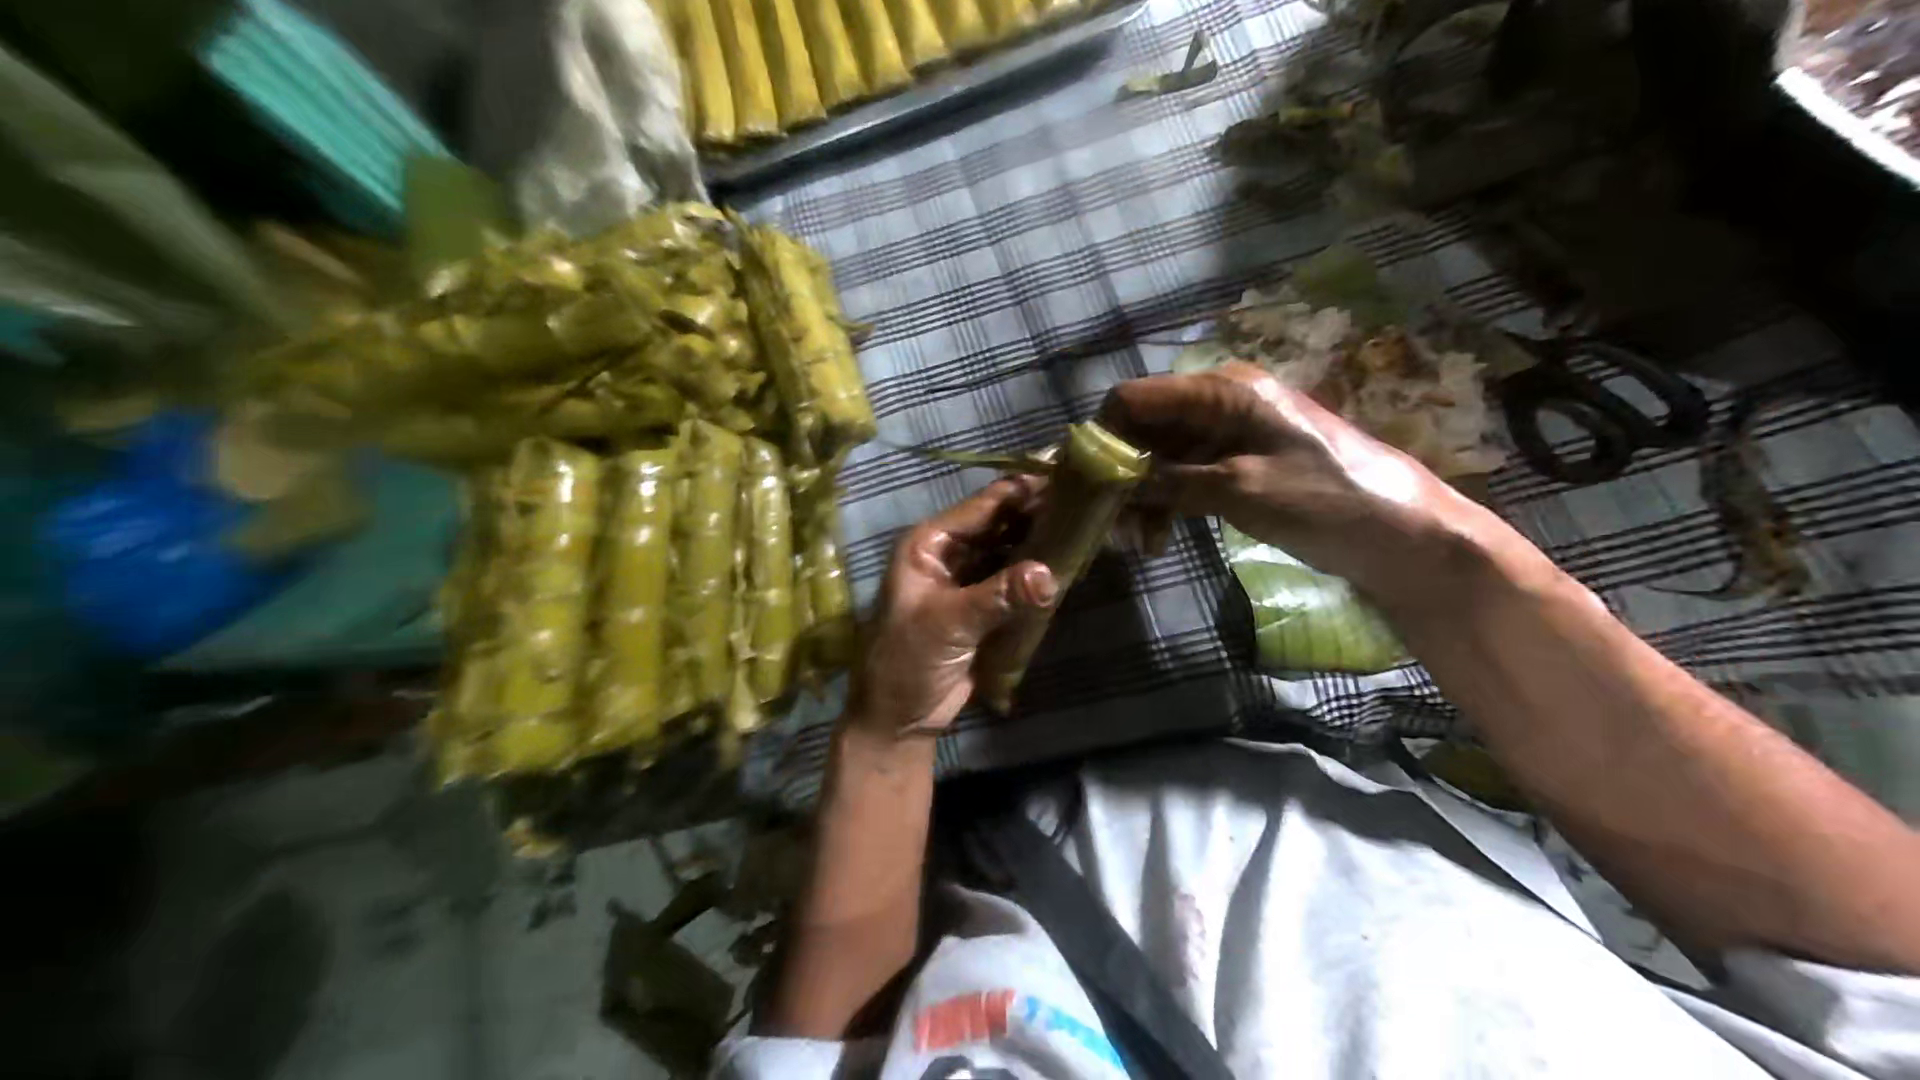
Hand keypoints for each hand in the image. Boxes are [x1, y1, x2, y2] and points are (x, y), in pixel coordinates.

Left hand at [847, 477, 1058, 736]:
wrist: (900, 717)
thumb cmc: (908, 661)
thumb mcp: (949, 624)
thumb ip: (998, 597)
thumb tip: (1048, 573)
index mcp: (929, 545)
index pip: (981, 507)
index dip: (1020, 492)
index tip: (1065, 480)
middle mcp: (948, 554)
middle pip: (999, 524)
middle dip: (1035, 515)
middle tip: (1084, 504)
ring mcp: (967, 580)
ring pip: (1009, 550)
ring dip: (1039, 543)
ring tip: (1084, 528)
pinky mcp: (982, 606)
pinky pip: (1013, 580)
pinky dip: (1035, 573)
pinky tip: (1067, 564)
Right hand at [1098, 362, 1528, 609]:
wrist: (1404, 537)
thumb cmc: (1326, 500)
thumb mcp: (1239, 489)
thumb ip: (1169, 480)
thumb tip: (1111, 477)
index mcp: (1222, 390)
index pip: (1135, 398)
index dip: (1104, 436)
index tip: (1085, 484)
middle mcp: (1220, 401)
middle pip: (1144, 428)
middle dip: (1121, 475)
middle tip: (1109, 525)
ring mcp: (1230, 434)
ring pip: (1160, 457)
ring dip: (1142, 496)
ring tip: (1139, 544)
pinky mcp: (1239, 463)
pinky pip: (1184, 475)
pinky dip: (1166, 504)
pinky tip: (1160, 538)